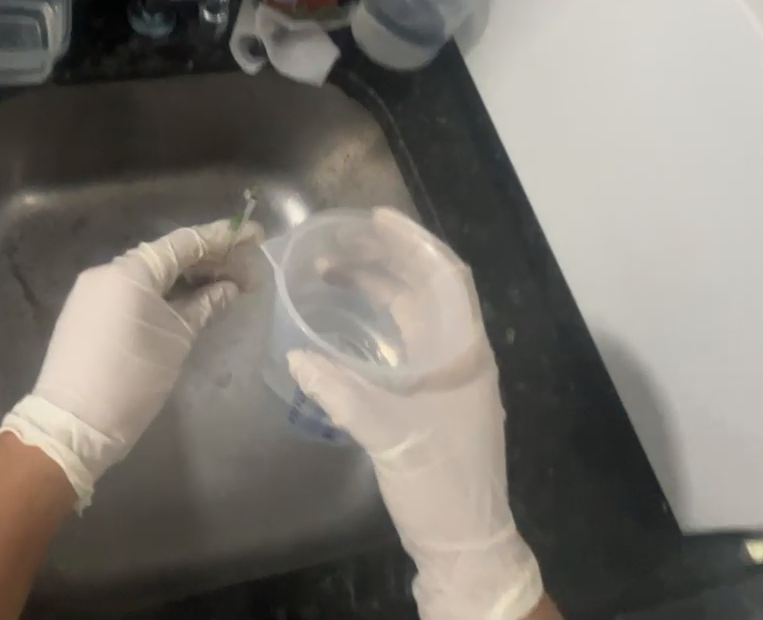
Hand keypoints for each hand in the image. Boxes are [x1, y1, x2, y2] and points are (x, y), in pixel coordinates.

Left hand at [0, 217, 264, 509]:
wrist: (72, 424)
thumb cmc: (132, 381)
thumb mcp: (177, 341)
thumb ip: (204, 305)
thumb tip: (229, 287)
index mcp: (131, 271)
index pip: (185, 242)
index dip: (224, 237)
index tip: (255, 236)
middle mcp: (109, 270)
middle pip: (167, 255)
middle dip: (209, 260)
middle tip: (247, 272)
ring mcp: (93, 289)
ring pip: (149, 272)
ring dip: (187, 276)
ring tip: (225, 284)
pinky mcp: (87, 309)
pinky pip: (131, 288)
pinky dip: (161, 290)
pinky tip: (188, 297)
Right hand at [286, 208, 543, 619]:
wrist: (465, 544)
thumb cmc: (439, 481)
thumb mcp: (387, 432)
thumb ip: (339, 389)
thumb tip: (296, 356)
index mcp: (465, 352)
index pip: (447, 276)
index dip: (414, 240)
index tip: (376, 217)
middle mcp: (461, 355)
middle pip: (427, 288)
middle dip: (386, 258)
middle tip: (339, 242)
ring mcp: (450, 376)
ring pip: (415, 313)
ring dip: (378, 288)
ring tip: (334, 272)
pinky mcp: (435, 396)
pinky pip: (406, 340)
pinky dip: (377, 321)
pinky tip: (347, 322)